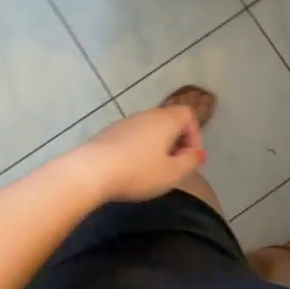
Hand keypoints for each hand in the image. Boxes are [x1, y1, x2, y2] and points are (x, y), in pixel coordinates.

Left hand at [66, 105, 205, 203]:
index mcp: (166, 120)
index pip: (189, 115)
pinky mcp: (110, 132)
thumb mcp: (172, 173)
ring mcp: (126, 122)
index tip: (189, 158)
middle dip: (176, 142)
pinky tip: (132, 168)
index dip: (194, 136)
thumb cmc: (138, 172)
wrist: (91, 170)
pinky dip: (139, 148)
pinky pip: (133, 136)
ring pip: (150, 129)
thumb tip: (197, 153)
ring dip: (157, 145)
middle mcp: (147, 115)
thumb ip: (190, 161)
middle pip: (169, 120)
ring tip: (153, 169)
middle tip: (174, 165)